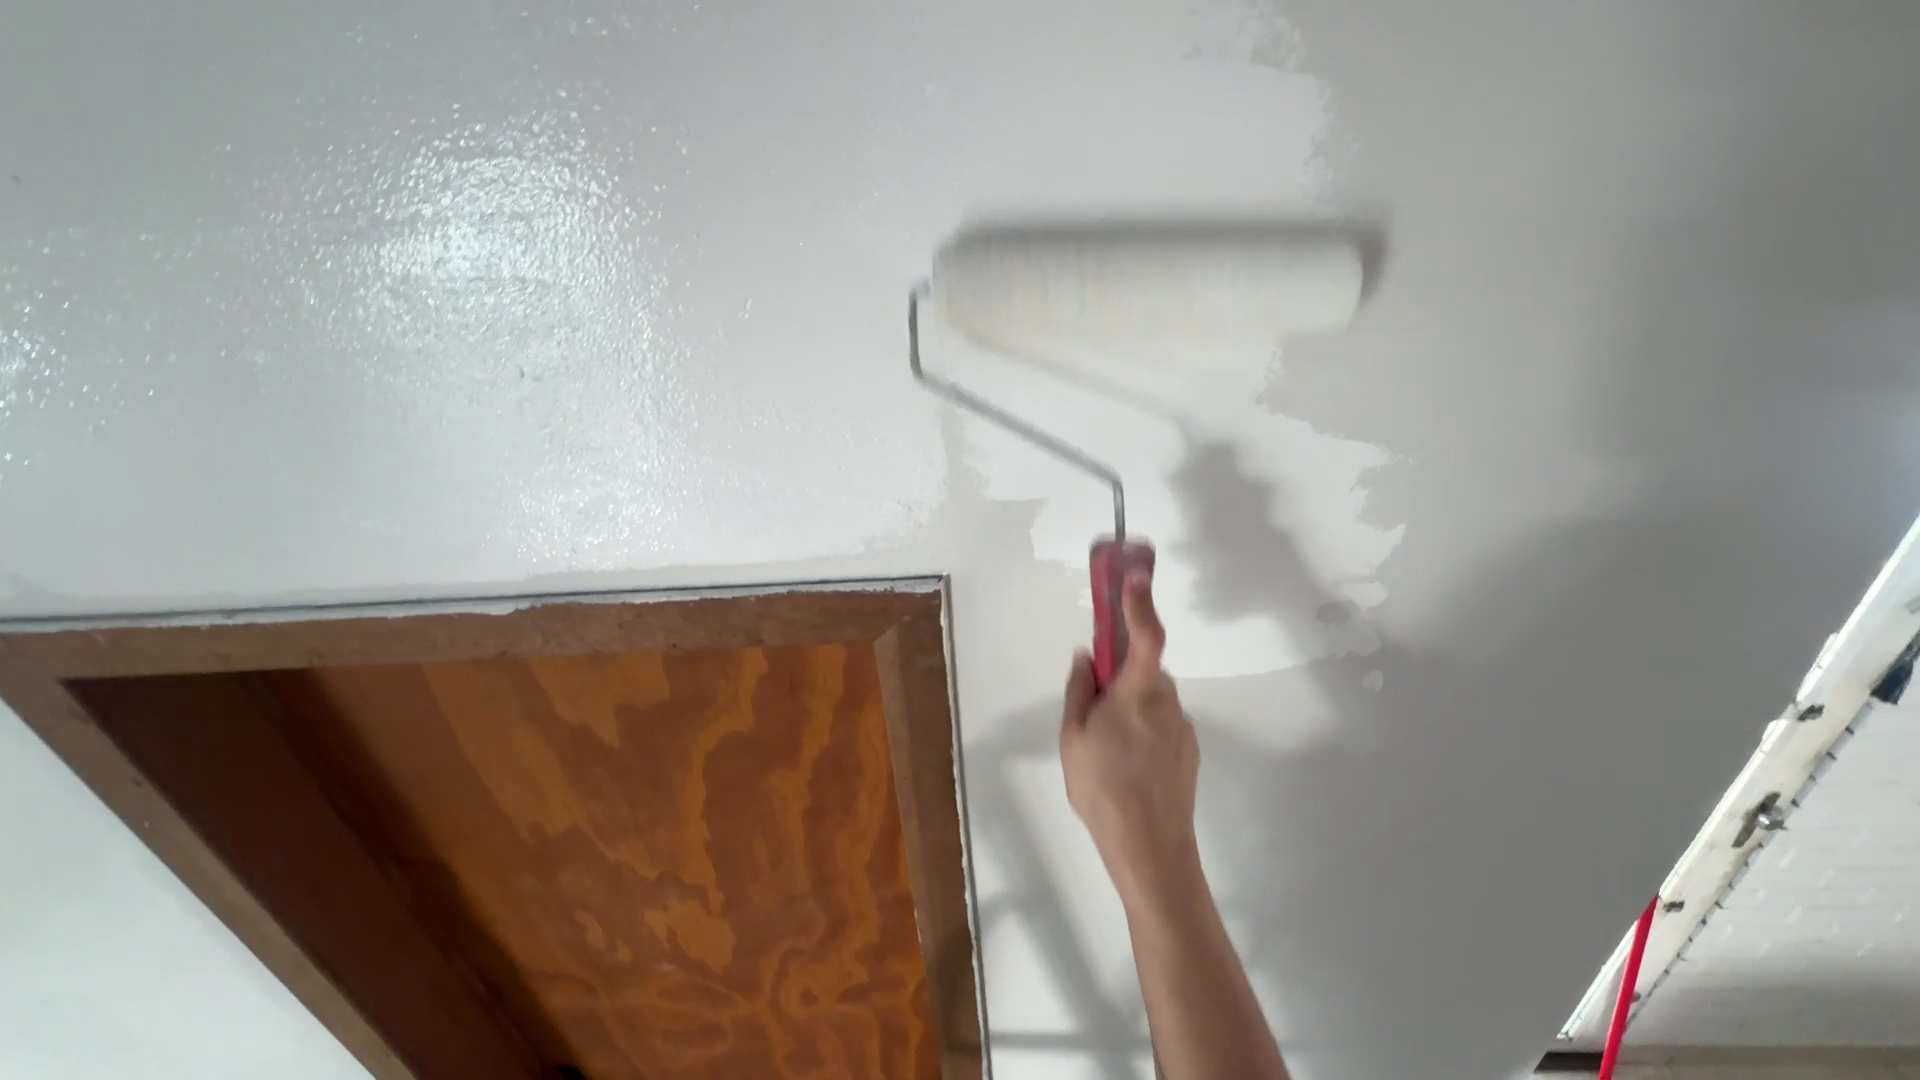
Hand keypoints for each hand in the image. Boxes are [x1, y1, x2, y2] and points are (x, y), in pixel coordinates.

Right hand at [1060, 573, 1201, 906]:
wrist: (1151, 848)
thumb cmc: (1103, 788)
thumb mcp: (1073, 737)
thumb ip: (1079, 690)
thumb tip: (1086, 656)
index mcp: (1138, 692)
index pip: (1144, 634)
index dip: (1139, 601)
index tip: (1133, 572)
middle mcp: (1167, 701)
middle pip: (1143, 671)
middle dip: (1120, 677)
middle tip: (1091, 710)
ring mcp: (1182, 727)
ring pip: (1151, 700)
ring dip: (1129, 709)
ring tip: (1105, 754)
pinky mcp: (1188, 750)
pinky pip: (1161, 724)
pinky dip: (1143, 732)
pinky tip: (1127, 768)